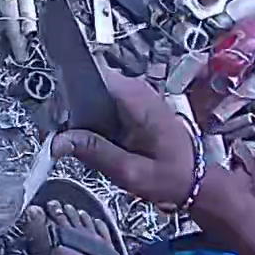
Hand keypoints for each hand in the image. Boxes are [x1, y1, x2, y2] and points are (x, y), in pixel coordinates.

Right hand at [53, 73, 199, 205]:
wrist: (195, 179)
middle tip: (68, 140)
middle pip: (85, 84)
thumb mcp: (131, 171)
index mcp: (136, 99)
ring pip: (89, 94)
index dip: (69, 95)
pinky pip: (99, 103)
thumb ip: (95, 152)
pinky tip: (95, 141)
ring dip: (80, 117)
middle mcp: (135, 89)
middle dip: (71, 110)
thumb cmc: (172, 175)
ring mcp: (133, 94)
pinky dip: (91, 120)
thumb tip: (59, 141)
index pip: (90, 74)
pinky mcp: (130, 103)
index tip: (60, 120)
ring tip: (83, 143)